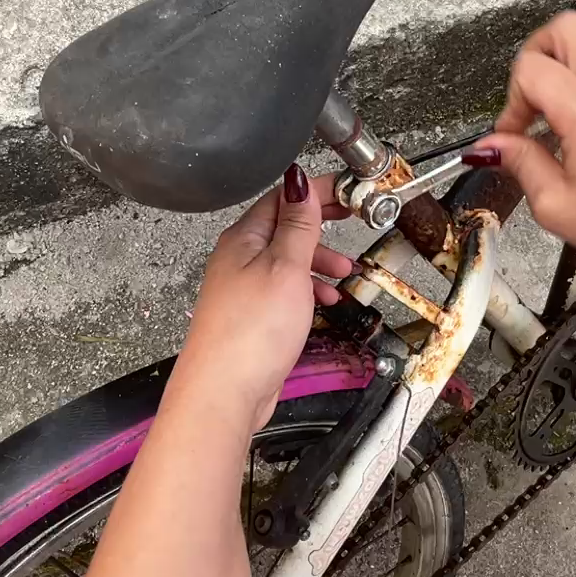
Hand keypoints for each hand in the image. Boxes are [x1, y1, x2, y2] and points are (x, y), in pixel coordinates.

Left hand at [168, 165, 354, 432]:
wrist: (224, 393)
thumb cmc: (250, 331)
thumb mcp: (285, 267)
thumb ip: (297, 225)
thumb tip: (300, 182)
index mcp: (243, 238)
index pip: (282, 198)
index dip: (316, 191)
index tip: (348, 191)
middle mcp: (239, 258)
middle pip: (284, 226)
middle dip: (320, 222)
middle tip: (351, 216)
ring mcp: (243, 287)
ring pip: (286, 259)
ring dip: (317, 259)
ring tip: (344, 269)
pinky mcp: (251, 315)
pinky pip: (284, 288)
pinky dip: (307, 287)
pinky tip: (324, 300)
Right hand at [473, 11, 575, 281]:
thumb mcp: (555, 205)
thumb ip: (520, 163)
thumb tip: (491, 146)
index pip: (531, 70)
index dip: (510, 102)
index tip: (513, 137)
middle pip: (567, 29)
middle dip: (537, 55)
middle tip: (531, 96)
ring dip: (575, 64)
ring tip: (567, 103)